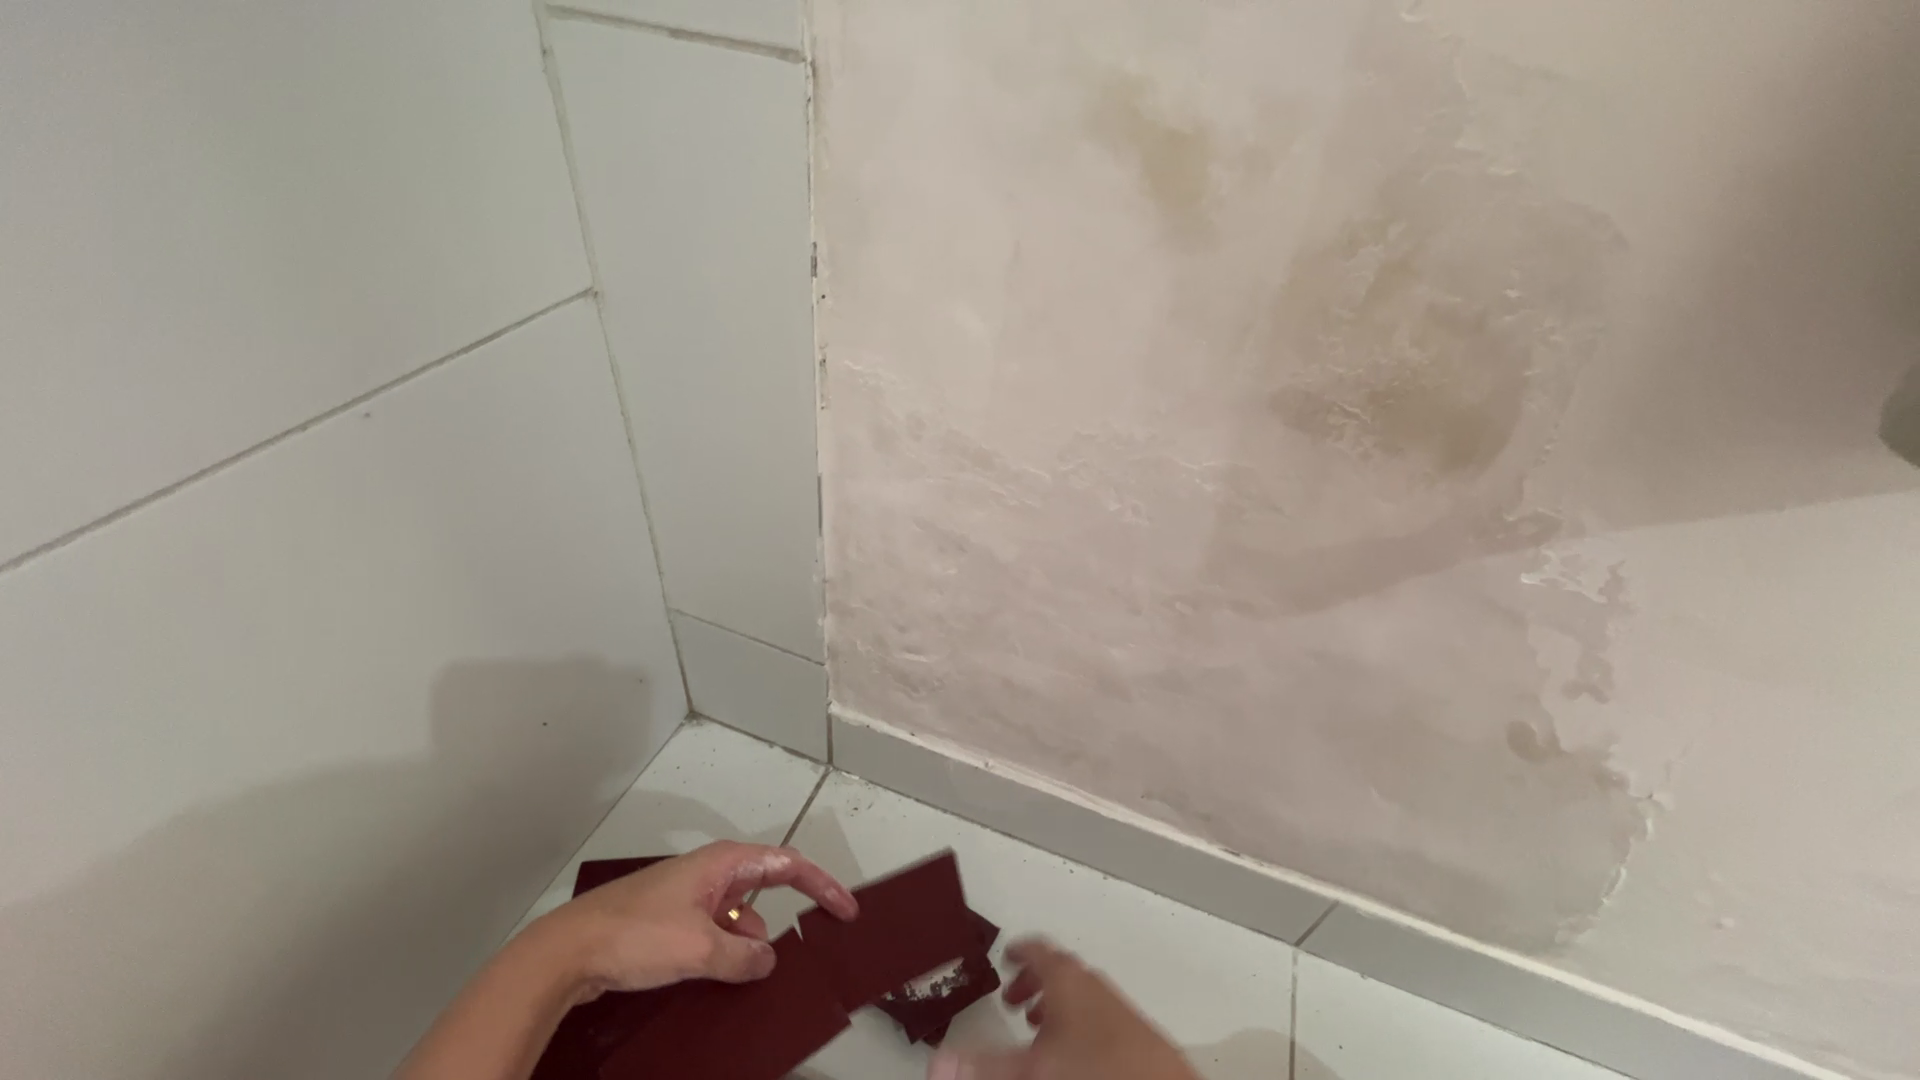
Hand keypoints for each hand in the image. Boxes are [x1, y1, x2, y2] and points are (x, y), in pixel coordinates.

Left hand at [537, 840, 858, 997]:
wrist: (567, 951)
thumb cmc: (638, 936)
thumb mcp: (700, 949)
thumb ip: (743, 956)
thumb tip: (768, 958)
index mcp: (723, 863)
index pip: (787, 865)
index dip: (822, 885)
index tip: (846, 912)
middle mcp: (710, 873)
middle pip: (764, 889)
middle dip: (786, 918)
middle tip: (807, 951)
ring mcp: (687, 897)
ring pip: (737, 918)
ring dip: (750, 945)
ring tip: (758, 980)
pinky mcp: (668, 921)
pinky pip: (713, 933)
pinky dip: (726, 953)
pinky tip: (725, 980)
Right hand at [928, 939, 1199, 1079]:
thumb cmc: (1092, 1068)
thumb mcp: (1029, 1069)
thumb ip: (984, 1065)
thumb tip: (937, 1063)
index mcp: (1066, 979)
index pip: (1038, 949)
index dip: (1019, 949)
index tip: (1005, 954)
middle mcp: (1092, 984)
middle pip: (1059, 970)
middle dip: (1033, 982)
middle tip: (1013, 1002)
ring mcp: (1116, 1006)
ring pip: (1080, 994)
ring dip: (1056, 1005)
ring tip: (1038, 1033)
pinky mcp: (1135, 1031)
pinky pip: (1098, 1013)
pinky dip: (1078, 1022)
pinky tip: (1073, 1056)